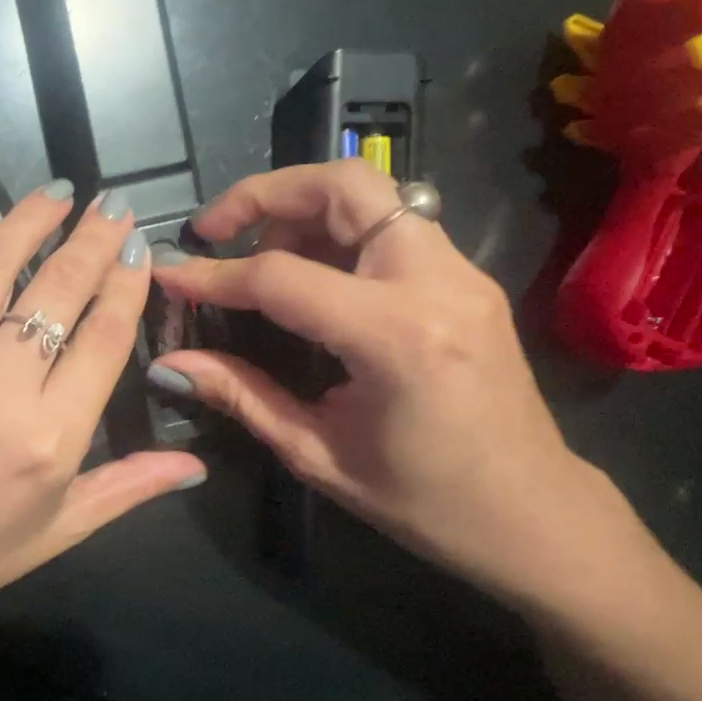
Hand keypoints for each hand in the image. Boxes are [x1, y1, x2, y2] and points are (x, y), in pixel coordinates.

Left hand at [0, 170, 204, 616]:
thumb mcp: (63, 528)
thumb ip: (130, 488)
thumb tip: (197, 466)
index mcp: (52, 437)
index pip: (104, 338)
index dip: (127, 286)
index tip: (139, 250)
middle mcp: (0, 390)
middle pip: (57, 293)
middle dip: (92, 243)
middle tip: (112, 207)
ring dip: (28, 223)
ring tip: (58, 193)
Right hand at [149, 160, 651, 607]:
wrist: (534, 515)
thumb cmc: (424, 502)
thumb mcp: (317, 455)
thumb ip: (240, 394)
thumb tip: (170, 363)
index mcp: (397, 338)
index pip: (282, 276)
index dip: (213, 274)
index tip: (167, 275)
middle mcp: (437, 284)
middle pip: (344, 185)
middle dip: (265, 193)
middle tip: (215, 228)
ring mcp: (460, 274)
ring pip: (371, 194)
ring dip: (301, 208)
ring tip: (257, 256)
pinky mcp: (464, 278)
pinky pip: (391, 223)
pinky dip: (335, 228)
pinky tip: (305, 272)